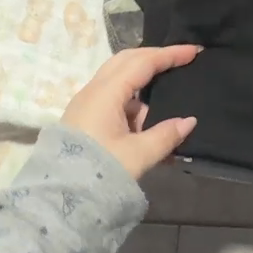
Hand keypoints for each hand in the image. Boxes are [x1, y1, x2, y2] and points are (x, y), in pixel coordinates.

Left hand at [61, 45, 200, 179]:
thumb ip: (166, 136)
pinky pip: (111, 95)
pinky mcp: (83, 118)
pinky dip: (131, 98)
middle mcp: (93, 91)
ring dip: (142, 80)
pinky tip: (145, 119)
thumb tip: (189, 121)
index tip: (194, 51)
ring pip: (117, 77)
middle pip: (127, 60)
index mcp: (106, 93)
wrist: (58, 201)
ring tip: (165, 92)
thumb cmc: (99, 172)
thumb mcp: (138, 156)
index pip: (143, 62)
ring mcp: (85, 104)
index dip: (170, 54)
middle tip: (179, 59)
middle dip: (154, 57)